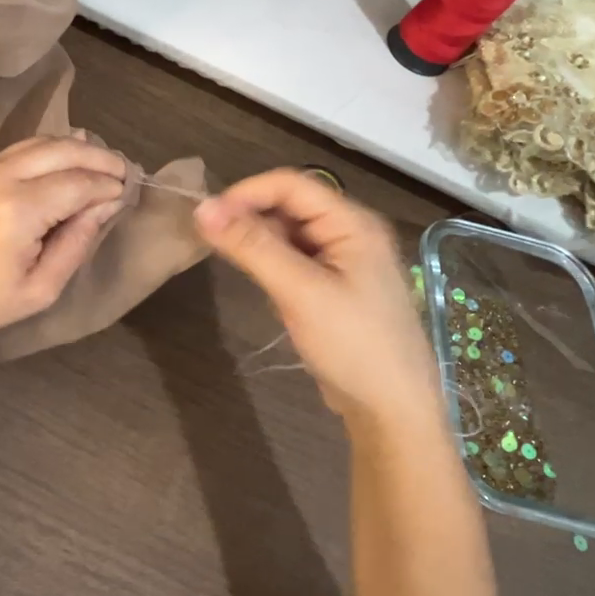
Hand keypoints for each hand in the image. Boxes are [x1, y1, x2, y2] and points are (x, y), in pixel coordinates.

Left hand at [0, 136, 128, 359]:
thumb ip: (77, 243)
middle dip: (97, 156)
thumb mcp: (38, 290)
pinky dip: (44, 151)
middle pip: (61, 150)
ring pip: (36, 143)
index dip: (108, 185)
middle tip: (122, 170)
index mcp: (18, 210)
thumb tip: (105, 206)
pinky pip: (15, 151)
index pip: (79, 183)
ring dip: (72, 148)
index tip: (129, 192)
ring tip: (99, 162)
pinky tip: (61, 161)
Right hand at [194, 169, 440, 432]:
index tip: (208, 218)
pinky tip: (264, 287)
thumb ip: (251, 246)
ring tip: (237, 266)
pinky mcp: (334, 286)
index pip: (290, 184)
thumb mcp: (298, 291)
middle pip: (289, 205)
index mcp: (352, 223)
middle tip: (214, 244)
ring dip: (259, 242)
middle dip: (250, 217)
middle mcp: (350, 233)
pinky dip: (272, 264)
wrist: (393, 411)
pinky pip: (295, 259)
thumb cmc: (353, 344)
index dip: (246, 193)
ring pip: (288, 233)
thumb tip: (201, 208)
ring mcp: (343, 261)